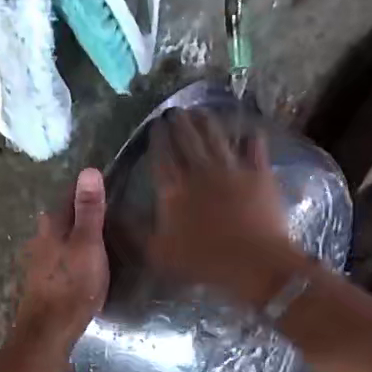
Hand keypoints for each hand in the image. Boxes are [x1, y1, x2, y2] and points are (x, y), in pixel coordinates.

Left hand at [14, 168, 109, 347]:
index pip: (68, 196)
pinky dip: (72, 256)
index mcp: (52, 225)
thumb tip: (88, 170)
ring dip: (75, 236)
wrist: (49, 328)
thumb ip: (89, 210)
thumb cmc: (72, 283)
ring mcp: (39, 261)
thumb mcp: (88, 243)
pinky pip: (60, 259)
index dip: (86, 189)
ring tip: (99, 237)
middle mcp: (41, 238)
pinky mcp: (42, 280)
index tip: (105, 184)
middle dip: (79, 213)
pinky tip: (83, 264)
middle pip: (62, 218)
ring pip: (59, 239)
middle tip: (106, 212)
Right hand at [147, 109, 301, 302]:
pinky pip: (254, 148)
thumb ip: (134, 230)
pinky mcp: (259, 174)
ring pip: (217, 136)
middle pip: (188, 138)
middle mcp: (199, 170)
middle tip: (175, 111)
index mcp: (173, 188)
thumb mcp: (156, 251)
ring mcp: (231, 169)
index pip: (161, 155)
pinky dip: (250, 138)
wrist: (252, 261)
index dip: (157, 138)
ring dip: (208, 121)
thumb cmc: (201, 259)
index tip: (154, 125)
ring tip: (201, 111)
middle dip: (180, 122)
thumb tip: (113, 212)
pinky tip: (248, 132)